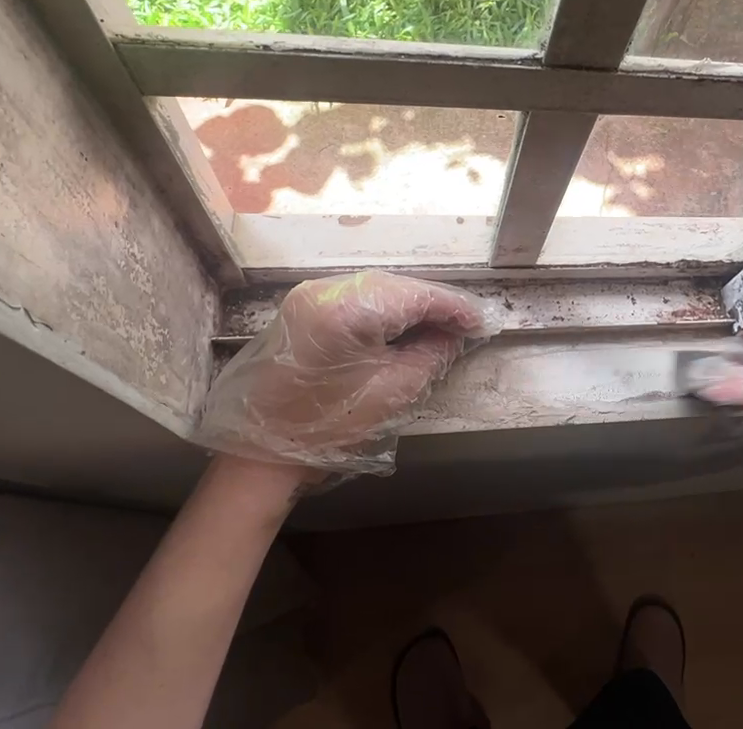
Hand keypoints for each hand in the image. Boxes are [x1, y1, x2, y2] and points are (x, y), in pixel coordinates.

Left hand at [193, 271, 499, 473]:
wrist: (259, 456)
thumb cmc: (330, 428)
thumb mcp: (395, 391)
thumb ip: (433, 353)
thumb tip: (455, 334)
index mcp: (348, 309)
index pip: (417, 295)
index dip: (455, 307)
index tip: (483, 322)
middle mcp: (326, 289)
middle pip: (397, 286)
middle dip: (434, 304)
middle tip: (467, 324)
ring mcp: (309, 296)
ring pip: (377, 289)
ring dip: (411, 306)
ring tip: (442, 325)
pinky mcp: (301, 309)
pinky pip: (355, 298)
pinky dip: (384, 310)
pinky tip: (405, 326)